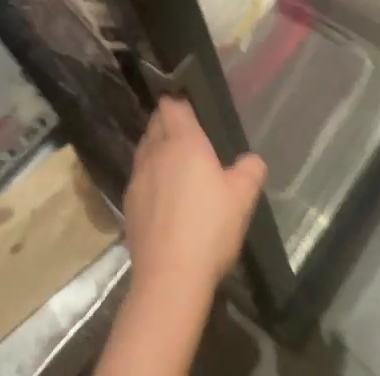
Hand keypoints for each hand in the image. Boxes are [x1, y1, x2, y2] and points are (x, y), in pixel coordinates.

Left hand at [123, 97, 268, 293]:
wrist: (170, 277)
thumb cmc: (210, 228)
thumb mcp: (243, 197)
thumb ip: (250, 170)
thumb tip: (250, 160)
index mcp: (183, 142)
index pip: (172, 106)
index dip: (178, 101)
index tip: (188, 103)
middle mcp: (156, 153)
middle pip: (155, 124)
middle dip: (166, 121)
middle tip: (185, 131)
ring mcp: (138, 179)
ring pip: (143, 149)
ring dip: (155, 147)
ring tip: (173, 159)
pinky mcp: (128, 205)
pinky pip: (139, 177)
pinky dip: (149, 175)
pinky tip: (162, 192)